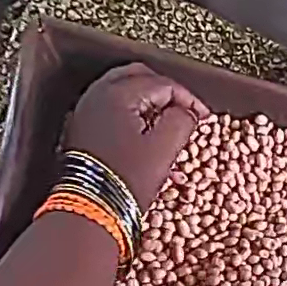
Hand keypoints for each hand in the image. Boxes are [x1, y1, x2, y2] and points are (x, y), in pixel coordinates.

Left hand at [63, 63, 208, 206]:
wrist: (91, 208)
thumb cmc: (126, 180)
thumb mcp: (164, 149)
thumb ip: (182, 121)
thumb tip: (189, 112)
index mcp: (118, 93)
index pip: (163, 84)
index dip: (189, 99)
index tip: (203, 117)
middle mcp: (97, 96)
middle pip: (140, 78)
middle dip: (167, 93)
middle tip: (186, 112)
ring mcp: (87, 113)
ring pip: (124, 93)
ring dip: (150, 104)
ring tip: (169, 125)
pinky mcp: (83, 131)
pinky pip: (112, 111)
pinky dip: (133, 116)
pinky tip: (146, 138)